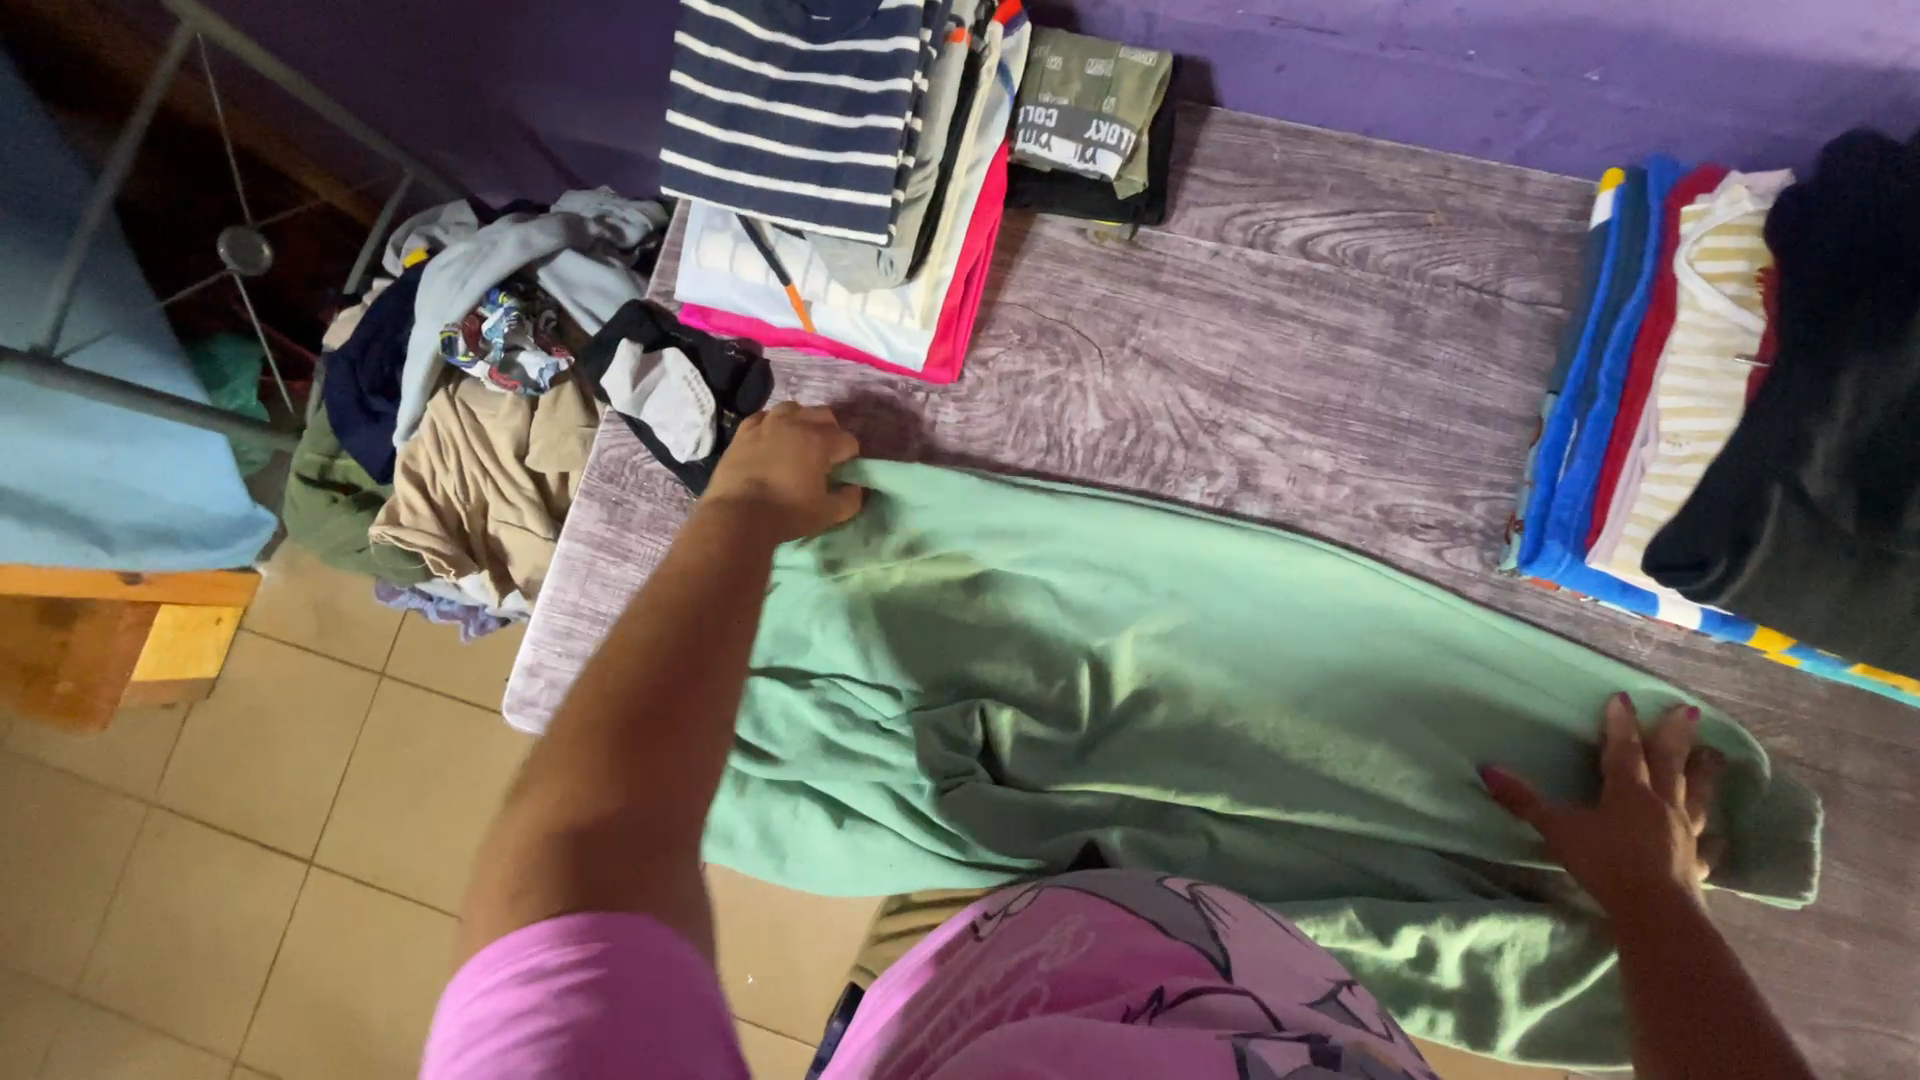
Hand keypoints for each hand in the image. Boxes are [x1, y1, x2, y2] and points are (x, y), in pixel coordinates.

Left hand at [704, 402, 863, 541]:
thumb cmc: (787, 513)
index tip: (843, 472)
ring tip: (798, 441)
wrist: (737, 515)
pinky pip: (763, 417)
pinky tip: (771, 438)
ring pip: (793, 408)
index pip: (848, 440)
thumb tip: (856, 488)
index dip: (850, 457)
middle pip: (824, 415)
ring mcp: (767, 424)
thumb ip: (850, 500)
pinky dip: (772, 424)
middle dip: (831, 432)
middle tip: (826, 455)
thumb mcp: (827, 514)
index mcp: (820, 441)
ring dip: (802, 421)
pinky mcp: (743, 432)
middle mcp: (795, 424)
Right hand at [1480, 692, 1726, 920]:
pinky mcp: (1696, 864)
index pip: (1624, 749)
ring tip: (1716, 756)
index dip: (1621, 723)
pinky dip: (1714, 837)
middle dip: (1675, 736)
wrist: (1655, 913)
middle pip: (1670, 764)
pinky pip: (1708, 845)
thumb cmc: (1605, 863)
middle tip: (1689, 711)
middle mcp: (1662, 806)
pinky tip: (1720, 836)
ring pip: (1697, 796)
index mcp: (1628, 793)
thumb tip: (1487, 769)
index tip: (1624, 697)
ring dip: (1705, 775)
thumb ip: (1524, 799)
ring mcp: (1684, 835)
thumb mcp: (1556, 828)